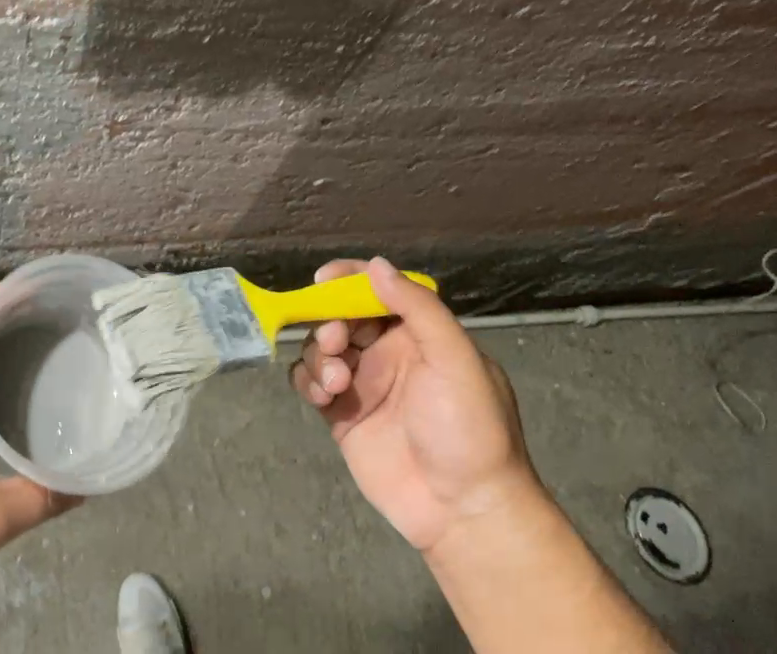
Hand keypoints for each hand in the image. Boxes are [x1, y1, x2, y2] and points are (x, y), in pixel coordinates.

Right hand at [291, 257, 542, 551]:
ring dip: (319, 355)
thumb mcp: (456, 361)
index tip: (324, 280)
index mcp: (421, 335)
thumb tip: (375, 265)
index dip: (350, 279)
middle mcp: (389, 353)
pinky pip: (311, 382)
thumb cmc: (468, 429)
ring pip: (322, 348)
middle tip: (336, 342)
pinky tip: (322, 396)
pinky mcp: (341, 415)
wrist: (463, 511)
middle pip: (342, 316)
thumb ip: (418, 309)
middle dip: (329, 321)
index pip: (380, 291)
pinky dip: (308, 381)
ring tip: (336, 383)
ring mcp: (363, 384)